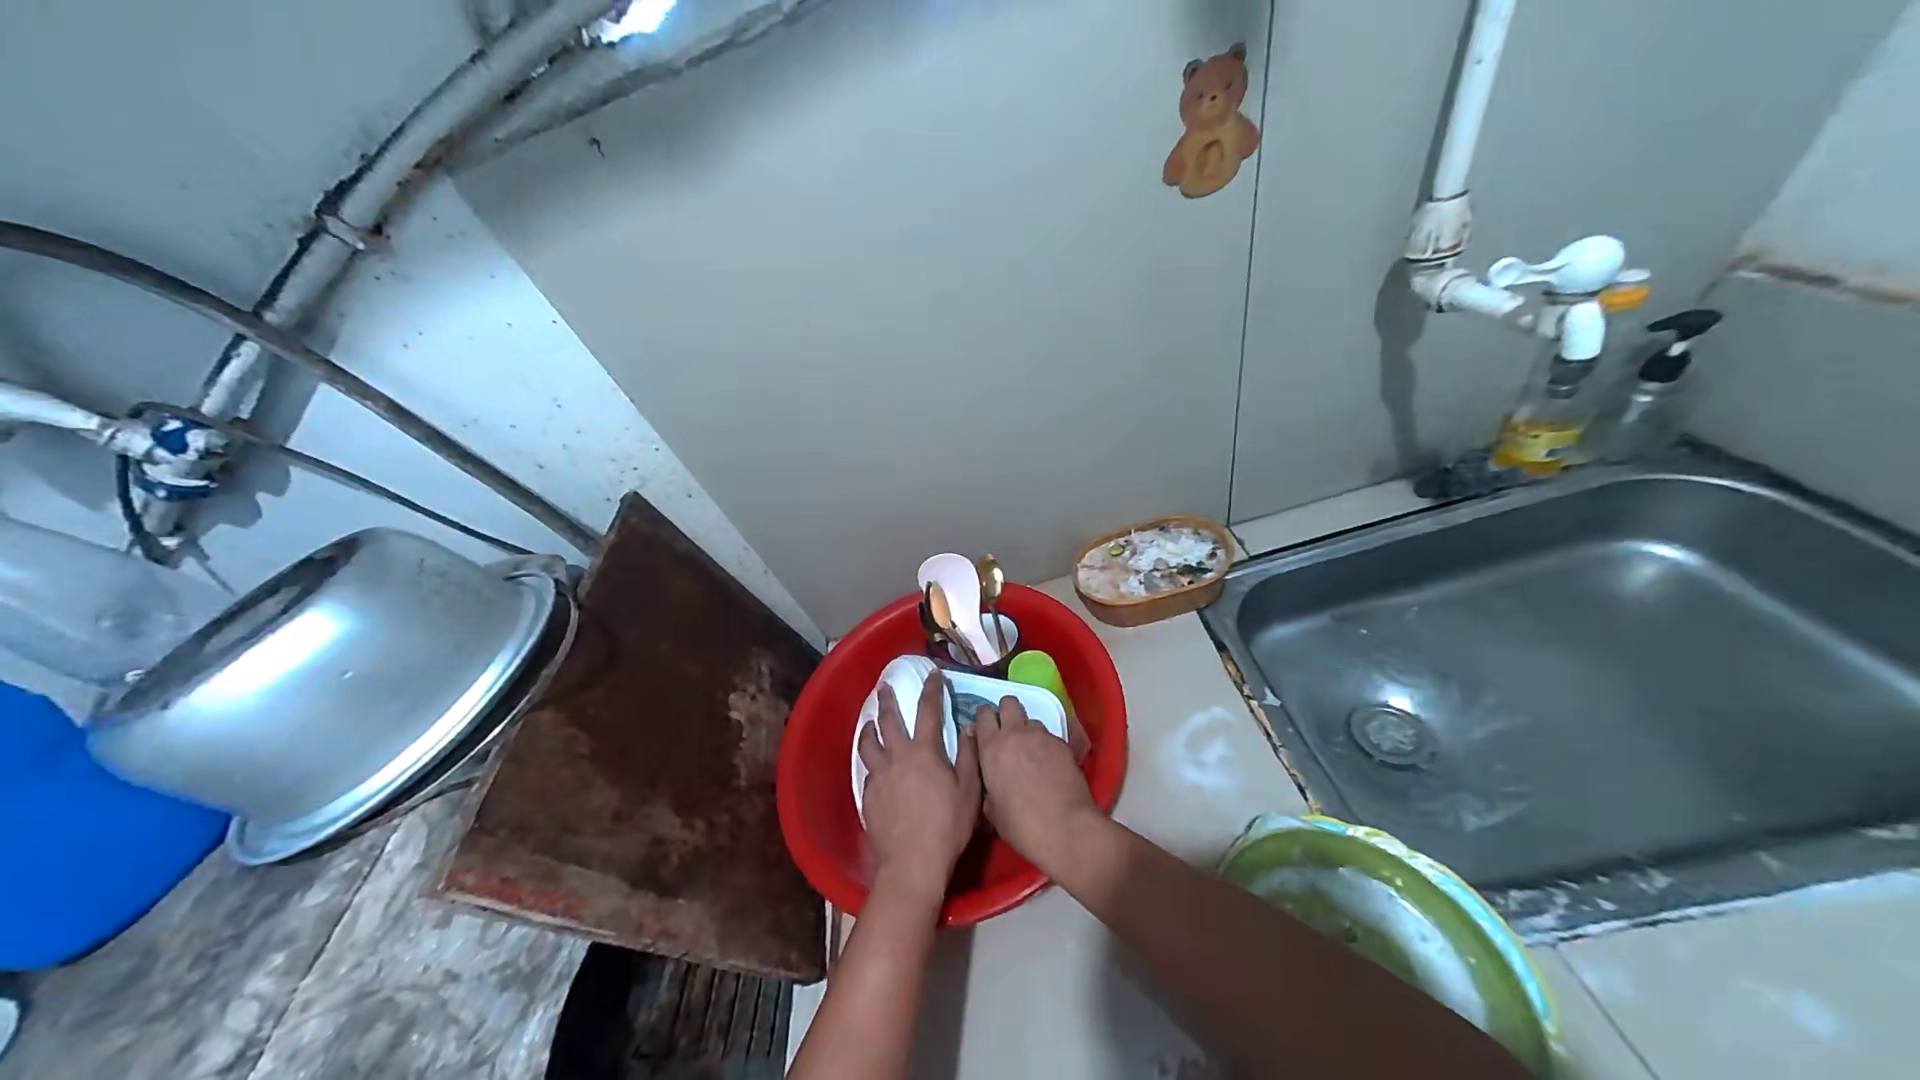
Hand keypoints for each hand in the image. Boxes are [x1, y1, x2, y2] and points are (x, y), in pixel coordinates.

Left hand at [857, 671, 981, 902]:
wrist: (911, 863)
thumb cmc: (947, 826)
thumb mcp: (969, 791)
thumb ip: (968, 756)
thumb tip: (968, 727)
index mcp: (924, 752)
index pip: (928, 711)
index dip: (931, 689)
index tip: (932, 674)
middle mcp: (898, 757)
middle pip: (890, 720)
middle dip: (888, 700)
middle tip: (884, 687)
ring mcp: (879, 776)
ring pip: (869, 742)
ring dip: (869, 727)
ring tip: (869, 721)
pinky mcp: (868, 795)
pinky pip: (867, 769)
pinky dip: (869, 758)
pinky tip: (872, 763)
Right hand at [973, 695, 1099, 873]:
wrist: (1065, 828)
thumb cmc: (1021, 824)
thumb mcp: (991, 808)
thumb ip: (987, 782)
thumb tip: (992, 777)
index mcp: (991, 748)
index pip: (983, 713)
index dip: (984, 718)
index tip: (986, 730)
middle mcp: (1015, 734)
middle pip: (1008, 702)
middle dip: (1007, 712)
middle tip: (1008, 732)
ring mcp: (1041, 736)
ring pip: (1031, 720)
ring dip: (1029, 731)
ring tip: (1033, 753)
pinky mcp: (1063, 743)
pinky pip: (1050, 736)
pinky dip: (1047, 745)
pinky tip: (1051, 765)